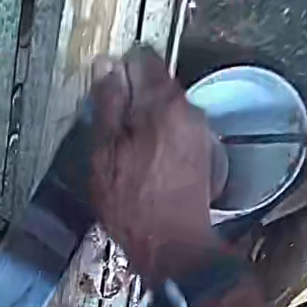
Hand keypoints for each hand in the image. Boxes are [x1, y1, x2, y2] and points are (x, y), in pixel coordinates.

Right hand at [90, 46, 229, 282]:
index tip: (103, 95)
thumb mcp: (105, 154)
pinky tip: (144, 171)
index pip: (141, 57)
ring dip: (144, 126)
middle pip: (155, 86)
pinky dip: (158, 145)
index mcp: (164, 102)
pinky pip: (174, 136)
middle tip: (109, 134)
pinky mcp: (202, 158)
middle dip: (131, 103)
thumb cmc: (136, 206)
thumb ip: (106, 105)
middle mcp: (190, 110)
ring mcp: (200, 135)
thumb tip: (106, 68)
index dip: (117, 71)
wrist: (174, 249)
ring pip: (165, 113)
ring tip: (125, 159)